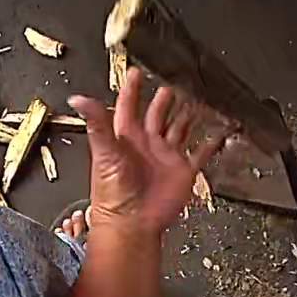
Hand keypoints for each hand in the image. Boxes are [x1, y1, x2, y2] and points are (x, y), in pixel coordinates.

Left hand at [70, 68, 227, 238]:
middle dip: (163, 100)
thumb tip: (78, 99)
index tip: (136, 73)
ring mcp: (165, 158)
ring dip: (186, 116)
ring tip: (195, 101)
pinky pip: (199, 154)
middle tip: (171, 85)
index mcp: (126, 138)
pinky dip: (210, 144)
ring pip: (178, 129)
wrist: (132, 223)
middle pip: (157, 115)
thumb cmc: (113, 193)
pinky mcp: (182, 172)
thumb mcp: (104, 152)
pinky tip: (218, 133)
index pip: (128, 107)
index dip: (132, 90)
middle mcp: (146, 145)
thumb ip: (96, 123)